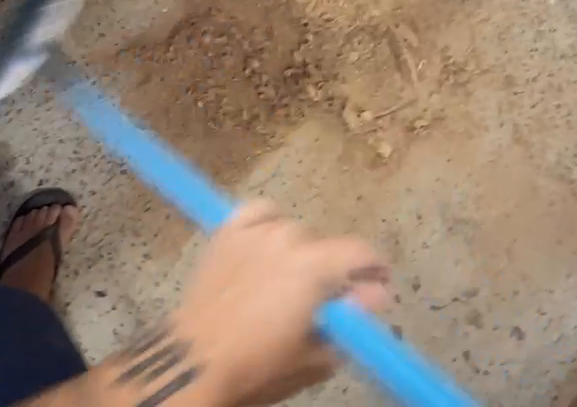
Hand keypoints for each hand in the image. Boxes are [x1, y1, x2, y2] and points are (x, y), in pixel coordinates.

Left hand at [121, 201, 391, 406]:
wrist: (198, 359)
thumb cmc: (259, 364)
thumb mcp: (316, 354)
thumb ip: (350, 320)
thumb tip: (376, 294)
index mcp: (313, 267)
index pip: (360, 251)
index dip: (374, 268)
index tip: (377, 284)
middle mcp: (286, 238)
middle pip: (323, 245)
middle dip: (331, 270)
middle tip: (324, 300)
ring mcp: (254, 231)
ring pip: (291, 230)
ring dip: (298, 250)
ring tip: (290, 279)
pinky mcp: (227, 230)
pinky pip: (258, 212)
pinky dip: (269, 222)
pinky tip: (268, 241)